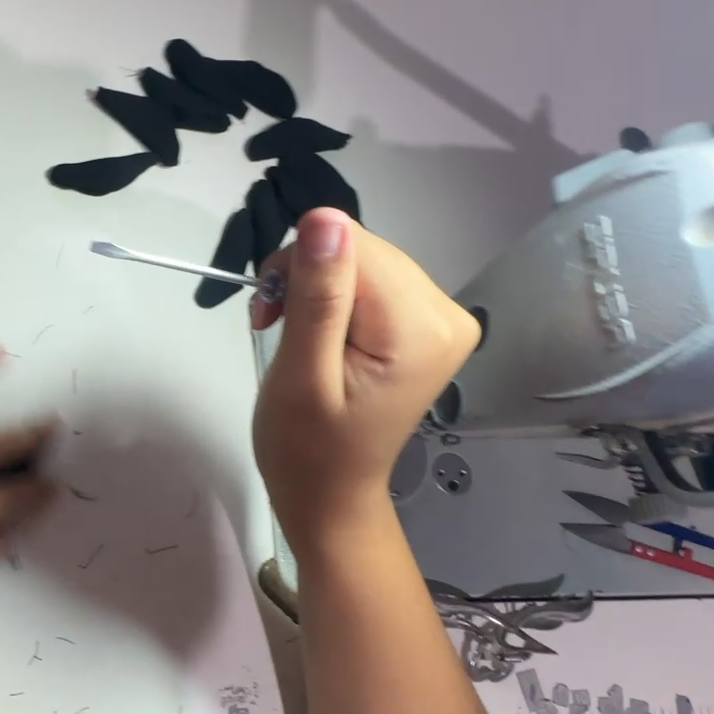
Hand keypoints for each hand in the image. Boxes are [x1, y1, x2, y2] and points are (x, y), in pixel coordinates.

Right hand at [251, 209, 479, 551]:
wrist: (329, 496)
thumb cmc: (305, 450)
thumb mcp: (301, 376)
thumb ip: (318, 298)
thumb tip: (324, 217)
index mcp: (421, 328)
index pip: (356, 249)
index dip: (300, 266)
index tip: (267, 314)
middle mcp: (447, 314)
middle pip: (366, 252)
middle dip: (309, 277)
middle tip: (273, 325)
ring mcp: (443, 321)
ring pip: (367, 264)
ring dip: (318, 289)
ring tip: (294, 337)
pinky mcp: (427, 328)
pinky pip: (375, 285)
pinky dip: (336, 301)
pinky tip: (318, 335)